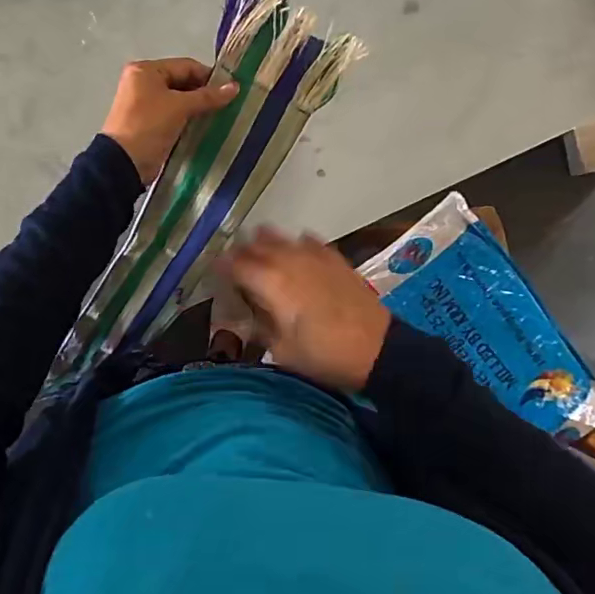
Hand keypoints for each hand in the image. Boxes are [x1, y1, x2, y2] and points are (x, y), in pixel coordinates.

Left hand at [99, 58, 238, 181]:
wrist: (124, 162)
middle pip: (181, 82)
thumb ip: (207, 96)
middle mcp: (142, 83)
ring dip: (197, 107)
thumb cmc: (149, 125)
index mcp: (145, 70)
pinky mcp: (147, 123)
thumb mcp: (179, 107)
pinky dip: (187, 118)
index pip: (185, 66)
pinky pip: (172, 114)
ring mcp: (143, 104)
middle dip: (203, 92)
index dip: (209, 76)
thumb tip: (234, 87)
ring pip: (178, 100)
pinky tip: (204, 125)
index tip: (231, 89)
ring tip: (221, 115)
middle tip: (228, 103)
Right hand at [217, 228, 392, 392]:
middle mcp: (288, 262)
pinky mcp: (335, 260)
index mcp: (270, 283)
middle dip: (240, 250)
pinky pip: (309, 241)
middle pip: (256, 246)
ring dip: (265, 242)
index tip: (213, 270)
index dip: (221, 266)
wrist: (381, 351)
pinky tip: (296, 249)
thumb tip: (246, 316)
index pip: (236, 265)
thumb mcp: (281, 351)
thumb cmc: (325, 355)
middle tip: (232, 260)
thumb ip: (260, 326)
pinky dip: (296, 243)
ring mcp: (314, 258)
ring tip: (258, 247)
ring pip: (281, 238)